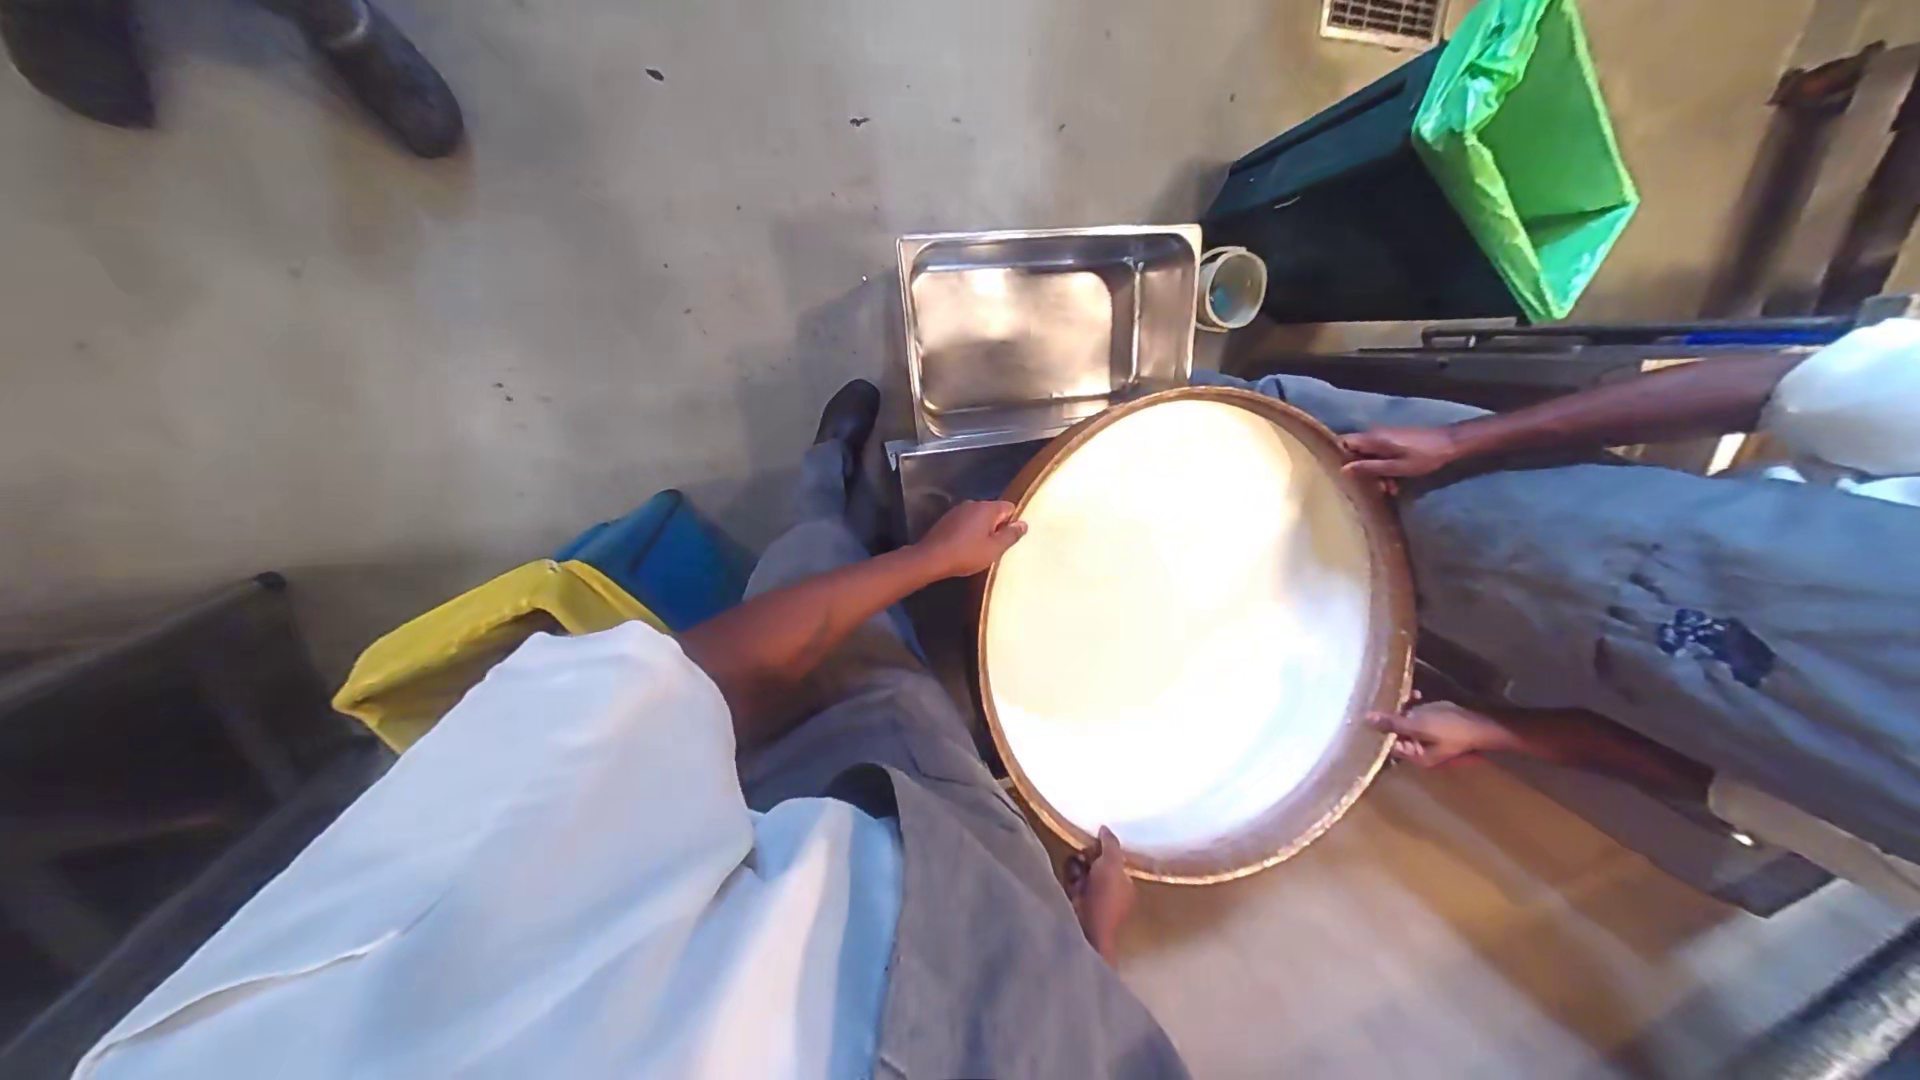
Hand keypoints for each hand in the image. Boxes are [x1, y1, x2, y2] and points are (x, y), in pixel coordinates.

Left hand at [912, 500, 1026, 578]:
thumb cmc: (966, 554)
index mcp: (987, 508)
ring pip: (978, 517)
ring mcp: (958, 510)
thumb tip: (1024, 524)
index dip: (1011, 523)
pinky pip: (966, 522)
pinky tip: (964, 547)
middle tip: (993, 547)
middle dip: (996, 527)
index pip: (1009, 507)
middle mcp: (973, 503)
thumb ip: (1011, 535)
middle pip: (993, 512)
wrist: (931, 558)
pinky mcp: (947, 519)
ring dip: (982, 530)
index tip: (1006, 540)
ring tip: (978, 549)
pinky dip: (969, 531)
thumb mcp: (994, 549)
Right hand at [1064, 826, 1134, 964]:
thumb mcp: (1113, 864)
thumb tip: (1105, 828)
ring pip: (1082, 870)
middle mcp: (1110, 891)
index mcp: (1125, 884)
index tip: (1095, 841)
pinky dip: (1069, 876)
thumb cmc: (1105, 896)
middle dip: (1088, 856)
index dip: (1104, 849)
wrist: (1086, 928)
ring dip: (1077, 865)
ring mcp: (1092, 897)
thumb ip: (1110, 844)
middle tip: (1083, 854)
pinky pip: (1071, 880)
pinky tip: (1069, 877)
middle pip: (1096, 863)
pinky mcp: (1075, 901)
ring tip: (1075, 868)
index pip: (1114, 860)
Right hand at [1339, 426, 1461, 482]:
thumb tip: (1343, 469)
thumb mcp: (1396, 467)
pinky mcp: (1394, 441)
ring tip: (1388, 488)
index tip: (1340, 471)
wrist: (1452, 443)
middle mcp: (1374, 435)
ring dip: (1375, 472)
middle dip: (1361, 470)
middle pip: (1355, 451)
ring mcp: (1385, 437)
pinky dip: (1384, 467)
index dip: (1338, 455)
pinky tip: (1394, 482)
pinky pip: (1380, 454)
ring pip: (1369, 455)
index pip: (1343, 442)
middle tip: (1372, 486)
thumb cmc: (1424, 456)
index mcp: (1372, 439)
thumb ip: (1369, 467)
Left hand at [1367, 702, 1517, 768]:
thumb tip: (1366, 720)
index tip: (1362, 716)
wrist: (1484, 722)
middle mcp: (1417, 747)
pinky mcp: (1430, 722)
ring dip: (1399, 707)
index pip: (1387, 745)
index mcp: (1416, 755)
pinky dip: (1412, 703)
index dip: (1375, 731)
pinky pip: (1414, 712)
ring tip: (1395, 694)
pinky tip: (1417, 693)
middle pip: (1393, 732)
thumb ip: (1393, 724)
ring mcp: (1424, 734)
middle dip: (1385, 717)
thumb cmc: (1452, 728)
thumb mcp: (1420, 726)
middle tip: (1373, 700)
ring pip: (1402, 720)